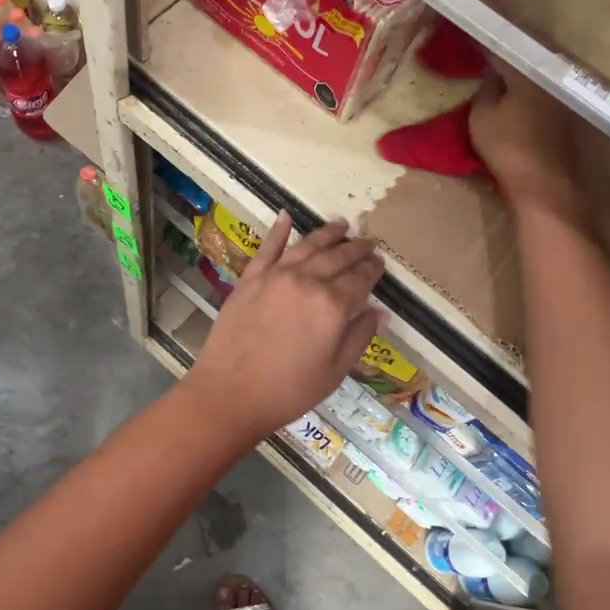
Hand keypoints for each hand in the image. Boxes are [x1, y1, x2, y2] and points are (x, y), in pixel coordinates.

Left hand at [186, 213, 385, 441]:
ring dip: (328, 233)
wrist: (229, 393)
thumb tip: (380, 313)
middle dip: (356, 249)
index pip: (360, 279)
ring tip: (342, 224)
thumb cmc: (288, 391)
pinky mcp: (250, 278)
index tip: (380, 263)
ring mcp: (276, 276)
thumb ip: (359, 337)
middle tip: (368, 243)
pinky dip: (278, 230)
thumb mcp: (334, 371)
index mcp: (333, 306)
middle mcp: (308, 281)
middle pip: (338, 257)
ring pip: (308, 246)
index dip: (372, 269)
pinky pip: (268, 248)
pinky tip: (286, 216)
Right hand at [469, 60, 586, 223]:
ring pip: (540, 74)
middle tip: (490, 46)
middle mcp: (550, 80)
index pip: (504, 50)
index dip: (486, 45)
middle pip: (529, 57)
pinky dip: (532, 86)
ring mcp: (563, 99)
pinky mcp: (567, 118)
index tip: (473, 38)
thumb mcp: (482, 116)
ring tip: (504, 63)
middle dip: (510, 51)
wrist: (544, 185)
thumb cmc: (508, 147)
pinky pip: (546, 91)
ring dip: (524, 67)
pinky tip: (520, 89)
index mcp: (528, 74)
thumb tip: (491, 71)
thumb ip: (486, 88)